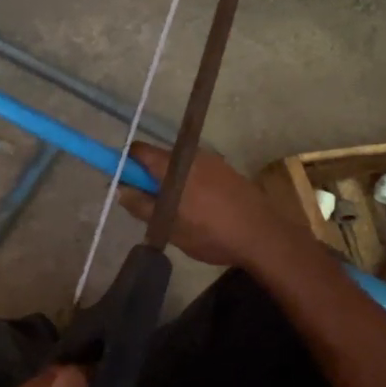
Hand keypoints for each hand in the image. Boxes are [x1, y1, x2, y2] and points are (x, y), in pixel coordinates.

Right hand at [115, 143, 297, 265]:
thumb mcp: (170, 227)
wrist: (264, 236)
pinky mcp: (228, 170)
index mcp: (171, 166)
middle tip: (156, 204)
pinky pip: (200, 171)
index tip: (128, 182)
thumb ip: (142, 207)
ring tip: (184, 210)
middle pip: (159, 157)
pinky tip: (205, 208)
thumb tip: (120, 190)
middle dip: (152, 176)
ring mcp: (212, 160)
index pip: (138, 150)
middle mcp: (189, 154)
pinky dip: (195, 183)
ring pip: (181, 165)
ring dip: (175, 180)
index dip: (127, 163)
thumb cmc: (211, 233)